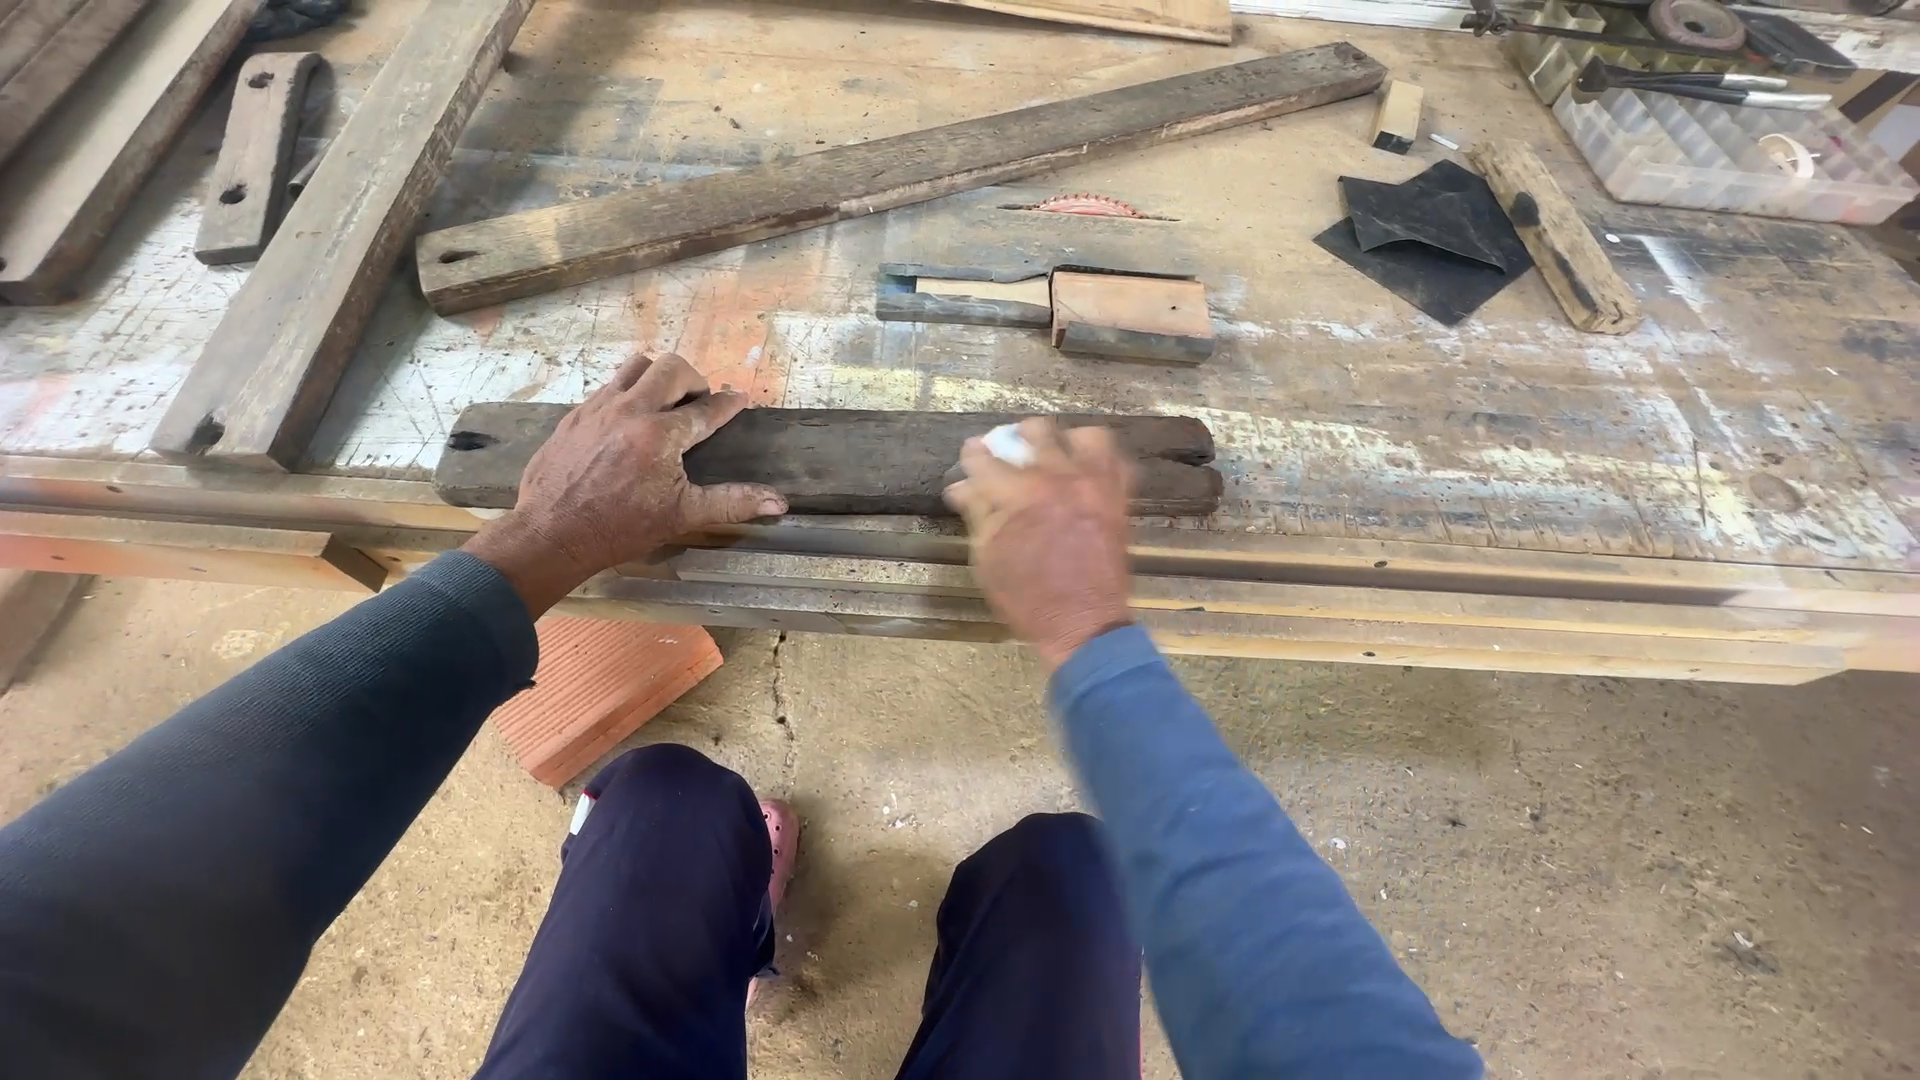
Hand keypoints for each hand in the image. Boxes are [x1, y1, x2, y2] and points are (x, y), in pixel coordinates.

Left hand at [462, 353, 787, 615]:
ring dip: (659, 377)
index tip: (741, 398)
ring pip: (636, 366)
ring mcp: (598, 408)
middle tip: (700, 402)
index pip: (706, 409)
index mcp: (660, 436)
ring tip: (666, 402)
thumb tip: (779, 502)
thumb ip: (733, 502)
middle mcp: (630, 411)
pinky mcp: (576, 415)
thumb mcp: (683, 516)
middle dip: (694, 380)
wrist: (552, 534)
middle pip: (671, 368)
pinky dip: (630, 392)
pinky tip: (632, 419)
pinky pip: (609, 386)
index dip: (729, 403)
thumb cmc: (622, 528)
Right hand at [943, 418, 1134, 669]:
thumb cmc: (1027, 598)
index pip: (987, 459)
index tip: (970, 456)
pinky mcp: (1120, 500)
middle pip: (1037, 432)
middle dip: (1016, 437)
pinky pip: (1118, 462)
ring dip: (1065, 440)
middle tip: (1010, 451)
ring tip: (1055, 454)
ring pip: (1085, 436)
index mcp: (1022, 493)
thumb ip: (978, 514)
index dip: (973, 456)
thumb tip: (963, 487)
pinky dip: (1101, 461)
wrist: (1083, 626)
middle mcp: (1062, 478)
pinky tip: (1086, 472)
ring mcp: (1097, 486)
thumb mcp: (988, 559)